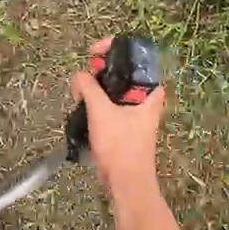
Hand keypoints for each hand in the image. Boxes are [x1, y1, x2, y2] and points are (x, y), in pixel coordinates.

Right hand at [71, 38, 167, 197]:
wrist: (126, 181)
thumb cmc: (119, 144)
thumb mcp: (100, 111)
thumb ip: (88, 87)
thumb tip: (79, 76)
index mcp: (149, 89)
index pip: (134, 55)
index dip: (112, 48)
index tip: (92, 53)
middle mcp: (147, 97)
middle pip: (121, 71)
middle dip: (98, 72)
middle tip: (83, 80)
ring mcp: (137, 112)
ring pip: (114, 89)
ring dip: (95, 90)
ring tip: (80, 98)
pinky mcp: (127, 124)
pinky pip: (111, 105)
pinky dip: (97, 104)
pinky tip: (84, 111)